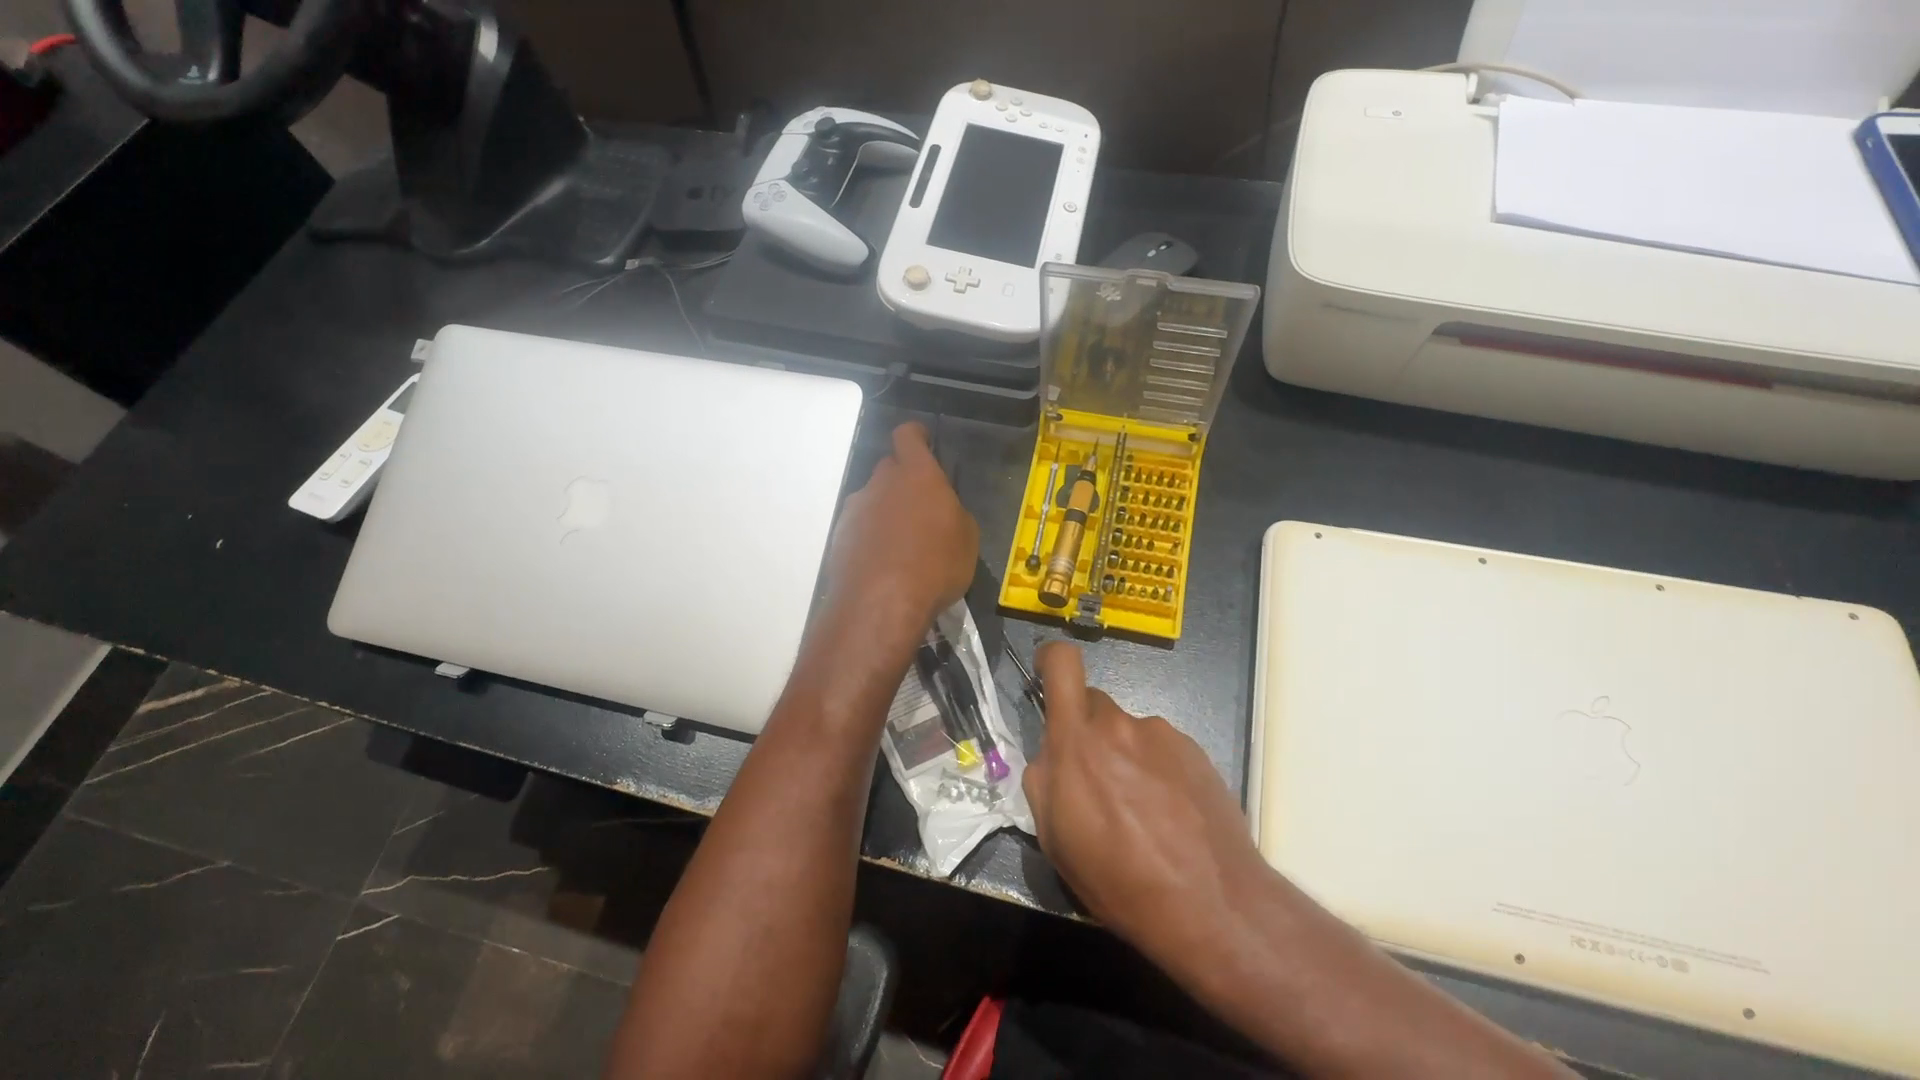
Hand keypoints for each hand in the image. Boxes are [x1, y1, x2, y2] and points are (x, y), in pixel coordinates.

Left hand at [821, 422, 978, 635]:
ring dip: (886, 515)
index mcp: (917, 475)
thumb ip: (951, 512)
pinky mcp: (839, 538)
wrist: (880, 604)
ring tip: (902, 549)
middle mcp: (881, 483)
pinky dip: (871, 540)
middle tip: (921, 512)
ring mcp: (856, 510)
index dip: (916, 438)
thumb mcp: (966, 539)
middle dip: (903, 483)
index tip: (924, 446)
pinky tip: (883, 568)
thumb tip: (940, 510)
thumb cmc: (935, 565)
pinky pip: (859, 529)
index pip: (908, 436)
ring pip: (873, 501)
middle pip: (889, 470)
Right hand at [1023, 643, 1266, 971]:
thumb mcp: (1055, 841)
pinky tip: (1169, 816)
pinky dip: (1158, 772)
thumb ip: (1043, 783)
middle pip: (1094, 706)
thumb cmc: (1118, 879)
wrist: (1210, 903)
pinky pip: (1162, 750)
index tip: (1046, 676)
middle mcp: (1121, 726)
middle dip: (1086, 733)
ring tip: (1140, 813)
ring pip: (1129, 733)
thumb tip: (1050, 756)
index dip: (1050, 660)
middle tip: (1094, 783)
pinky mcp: (1198, 753)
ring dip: (1125, 758)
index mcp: (1078, 742)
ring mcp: (1164, 736)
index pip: (1062, 664)